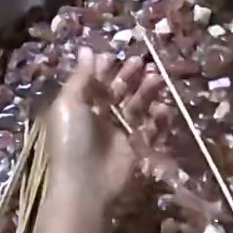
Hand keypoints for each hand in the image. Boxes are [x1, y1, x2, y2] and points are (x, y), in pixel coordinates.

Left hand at [43, 51, 158, 214]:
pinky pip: (150, 127)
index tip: (117, 55)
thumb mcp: (69, 104)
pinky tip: (163, 107)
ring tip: (157, 78)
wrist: (85, 183)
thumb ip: (80, 77)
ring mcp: (118, 133)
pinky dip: (158, 117)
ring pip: (136, 106)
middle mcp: (99, 118)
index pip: (95, 82)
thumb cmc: (72, 140)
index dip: (106, 68)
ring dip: (147, 91)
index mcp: (79, 107)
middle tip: (142, 63)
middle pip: (118, 91)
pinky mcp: (135, 147)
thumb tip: (86, 49)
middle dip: (130, 76)